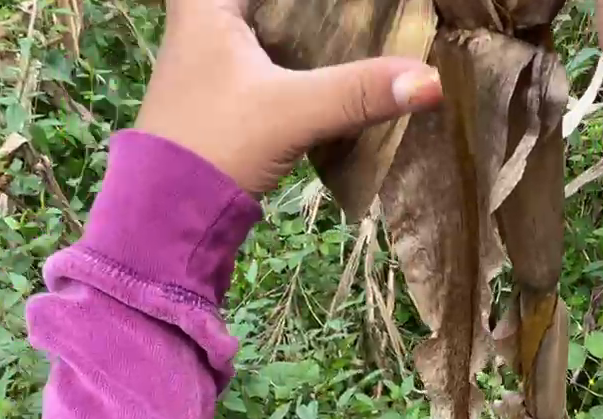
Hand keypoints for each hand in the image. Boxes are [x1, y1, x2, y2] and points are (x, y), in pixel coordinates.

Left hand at [134, 0, 443, 196]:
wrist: (170, 214)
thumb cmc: (217, 144)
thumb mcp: (292, 112)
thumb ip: (358, 93)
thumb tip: (433, 81)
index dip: (324, 2)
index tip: (367, 8)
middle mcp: (205, 14)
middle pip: (276, 4)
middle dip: (323, 13)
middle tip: (373, 15)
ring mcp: (214, 57)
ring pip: (276, 25)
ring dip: (316, 30)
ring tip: (367, 30)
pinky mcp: (227, 94)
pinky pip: (275, 58)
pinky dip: (306, 62)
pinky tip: (339, 70)